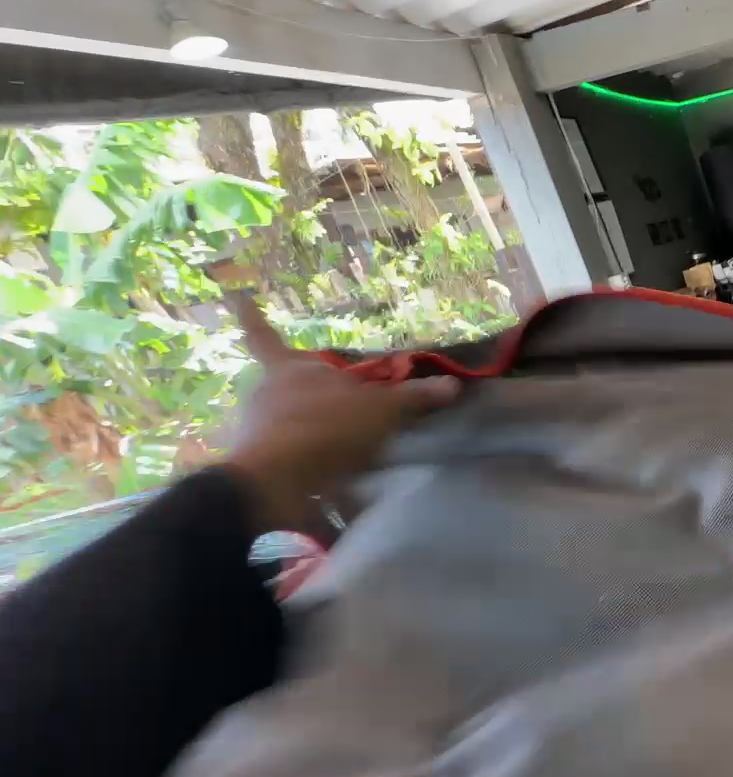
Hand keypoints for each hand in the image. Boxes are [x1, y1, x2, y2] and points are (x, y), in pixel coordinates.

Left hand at [224, 297, 459, 534]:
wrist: (280, 481)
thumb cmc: (329, 427)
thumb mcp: (384, 409)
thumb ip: (416, 396)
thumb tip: (452, 384)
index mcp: (290, 368)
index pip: (266, 335)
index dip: (253, 317)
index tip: (235, 295)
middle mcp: (266, 390)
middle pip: (288, 379)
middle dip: (310, 384)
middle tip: (337, 392)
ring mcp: (256, 423)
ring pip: (287, 411)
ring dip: (311, 417)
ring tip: (343, 431)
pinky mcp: (258, 455)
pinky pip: (289, 443)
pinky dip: (308, 448)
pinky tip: (331, 459)